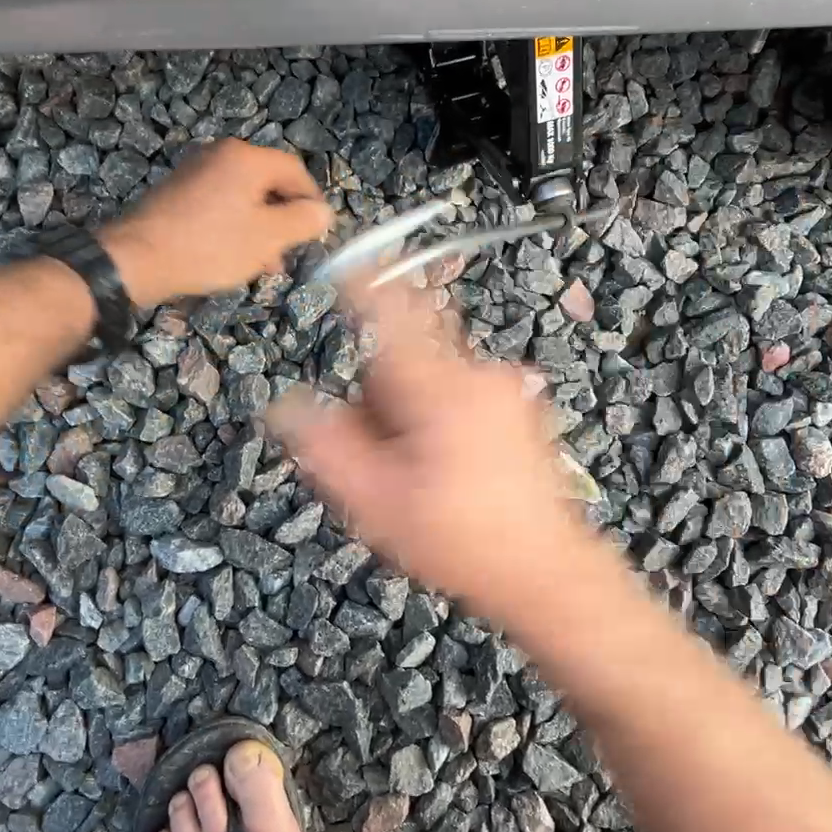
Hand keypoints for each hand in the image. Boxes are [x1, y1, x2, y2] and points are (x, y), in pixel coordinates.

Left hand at [100, 140, 333, 305]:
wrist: (137, 259)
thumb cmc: (211, 246)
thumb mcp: (268, 238)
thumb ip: (303, 221)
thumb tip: (324, 211)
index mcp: (246, 158)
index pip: (295, 171)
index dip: (312, 201)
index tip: (317, 232)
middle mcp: (220, 155)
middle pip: (269, 183)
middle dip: (284, 218)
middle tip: (289, 252)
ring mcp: (196, 171)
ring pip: (245, 196)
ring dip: (260, 226)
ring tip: (263, 263)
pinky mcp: (178, 191)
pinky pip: (220, 203)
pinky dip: (235, 225)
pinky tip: (233, 255)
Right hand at [267, 284, 599, 623]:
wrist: (544, 568)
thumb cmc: (460, 539)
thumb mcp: (376, 501)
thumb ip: (327, 447)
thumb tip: (286, 406)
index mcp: (440, 391)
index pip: (392, 315)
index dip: (363, 286)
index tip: (346, 263)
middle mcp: (478, 375)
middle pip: (407, 354)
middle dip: (382, 393)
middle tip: (383, 454)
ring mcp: (505, 388)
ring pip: (434, 374)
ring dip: (414, 407)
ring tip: (423, 469)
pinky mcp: (520, 403)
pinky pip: (464, 389)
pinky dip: (445, 414)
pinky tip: (454, 466)